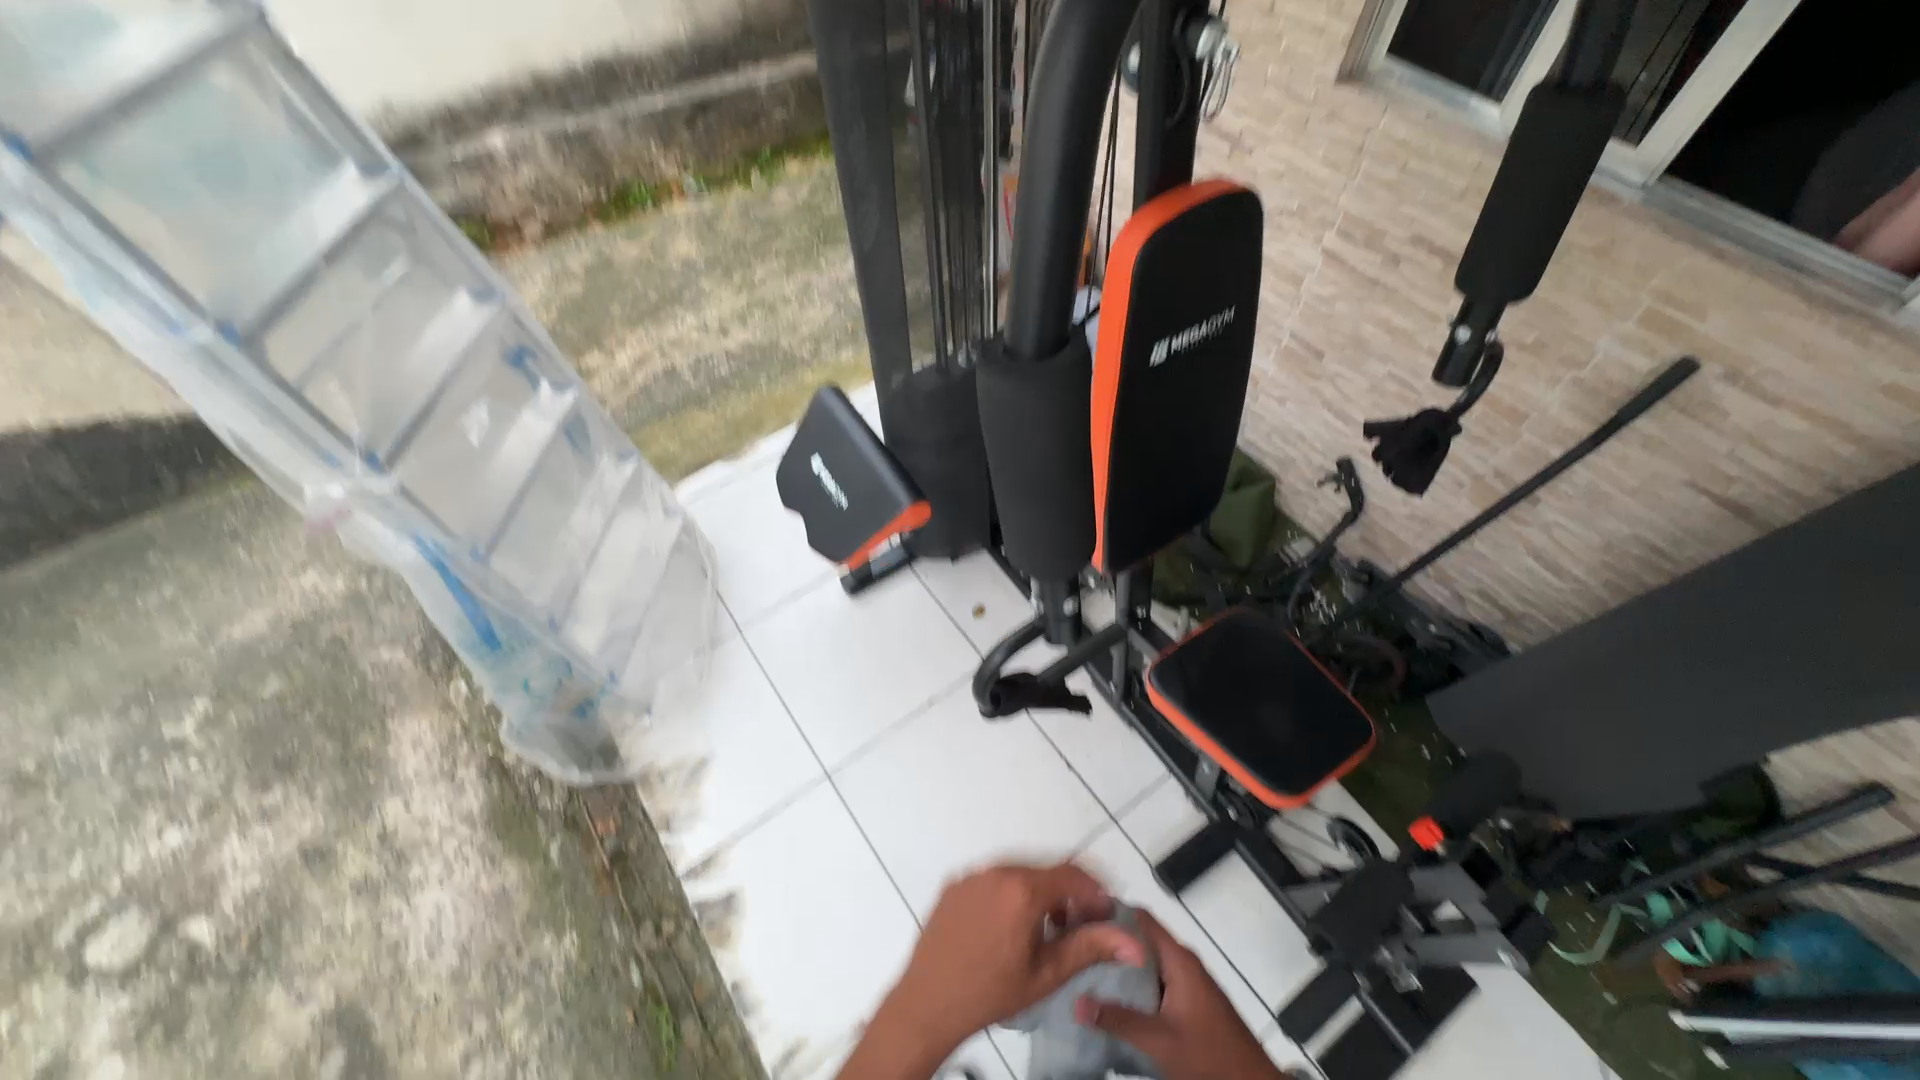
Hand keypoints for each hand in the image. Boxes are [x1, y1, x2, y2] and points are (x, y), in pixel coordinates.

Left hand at [839, 862, 1144, 1078]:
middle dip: (1068, 894)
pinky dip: (1010, 894)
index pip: (1072, 875)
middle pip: (1045, 872)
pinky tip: (1012, 927)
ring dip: (1039, 893)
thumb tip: (1136, 943)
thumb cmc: (990, 993)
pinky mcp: (953, 886)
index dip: (1095, 891)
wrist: (926, 1003)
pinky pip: (992, 880)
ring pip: (1018, 874)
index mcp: (1021, 890)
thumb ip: (1091, 948)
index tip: (1105, 914)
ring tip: (1046, 929)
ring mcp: (970, 876)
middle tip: (1078, 926)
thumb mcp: (1046, 975)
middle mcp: (995, 871)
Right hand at [1079, 909, 1293, 1079]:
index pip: (1141, 917)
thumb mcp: (1161, 1041)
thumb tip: (1075, 1002)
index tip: (1076, 917)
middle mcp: (1183, 962)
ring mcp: (1187, 982)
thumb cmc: (1211, 1058)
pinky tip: (1109, 995)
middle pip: (1141, 938)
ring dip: (1119, 963)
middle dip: (1109, 939)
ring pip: (1147, 961)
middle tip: (1073, 944)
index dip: (1110, 912)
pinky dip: (1132, 982)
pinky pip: (1154, 979)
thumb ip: (1118, 1019)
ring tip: (1082, 967)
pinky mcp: (1188, 1001)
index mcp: (1179, 960)